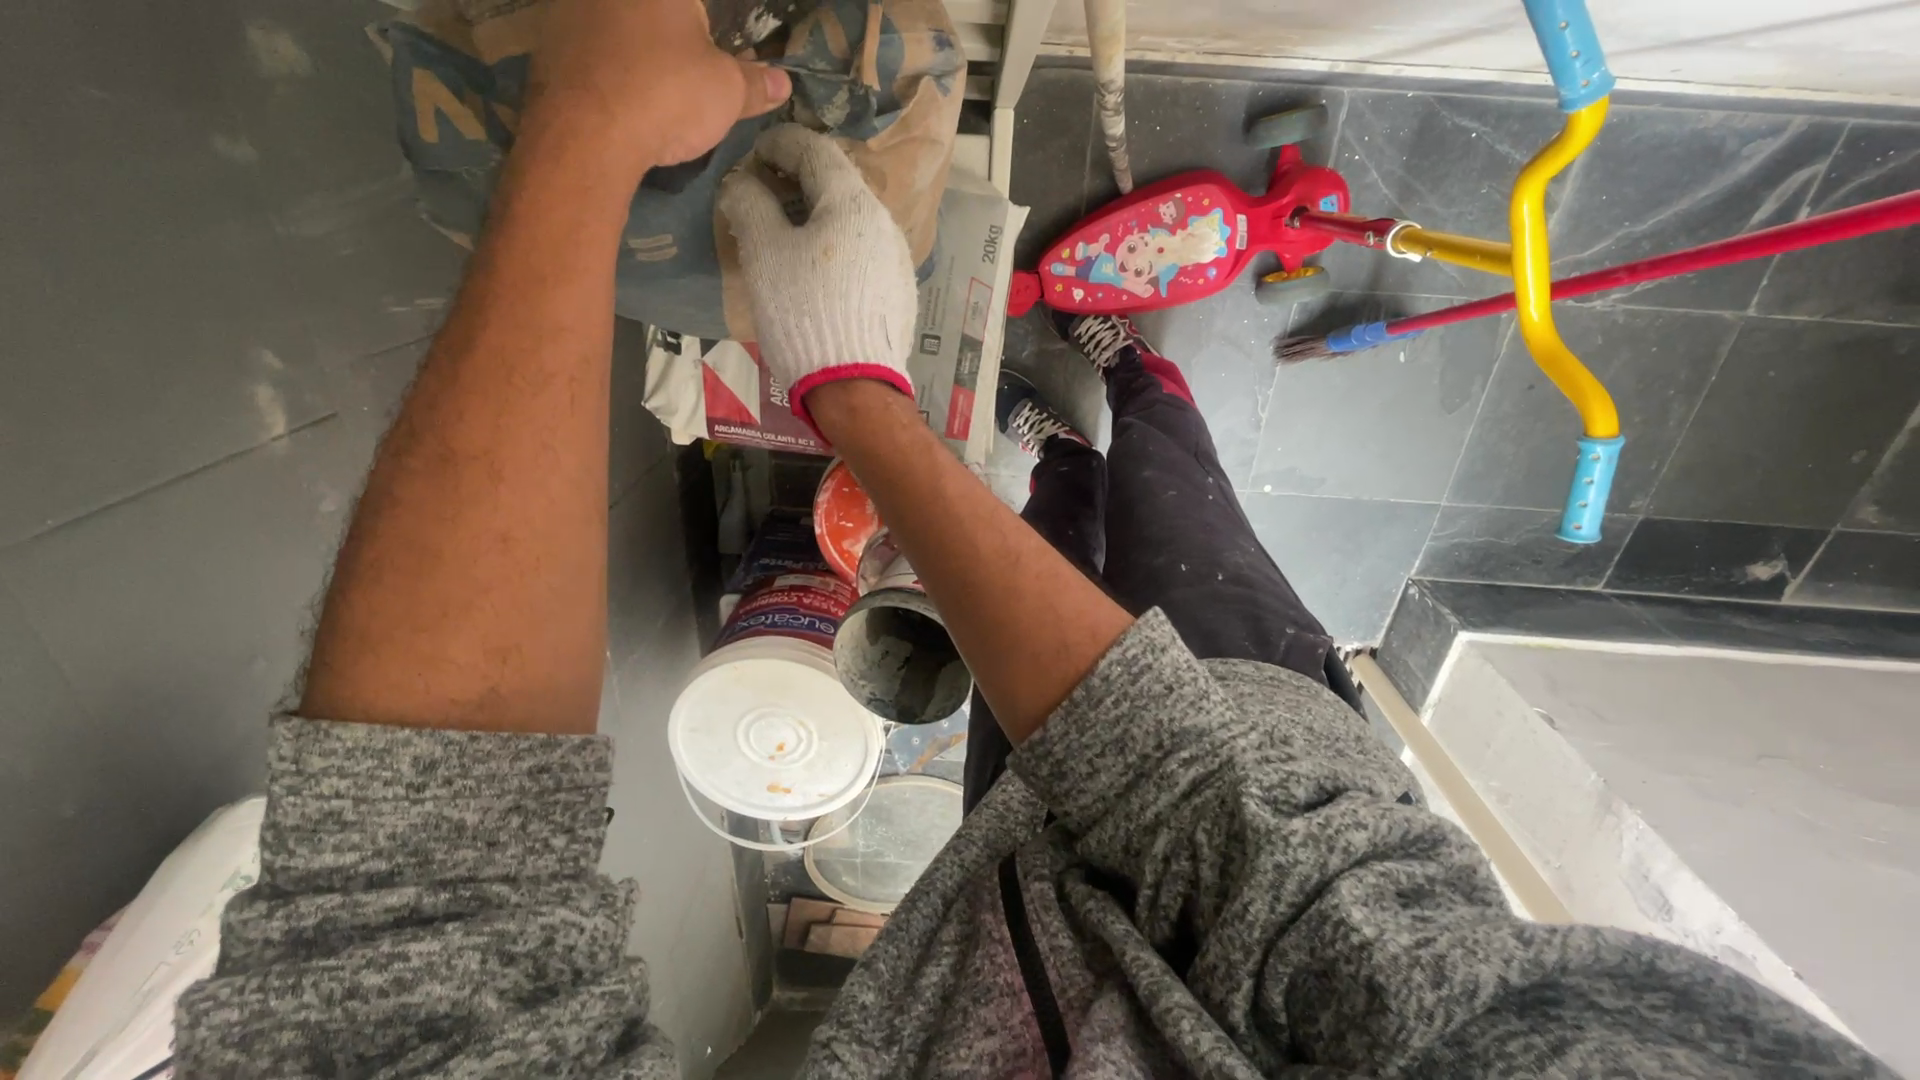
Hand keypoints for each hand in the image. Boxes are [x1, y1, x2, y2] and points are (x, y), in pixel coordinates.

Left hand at [522, 0, 791, 181]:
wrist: (588, 132)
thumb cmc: (668, 93)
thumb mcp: (727, 91)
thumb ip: (754, 83)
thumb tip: (782, 82)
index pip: (695, 9)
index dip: (708, 33)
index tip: (716, 60)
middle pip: (651, 13)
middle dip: (672, 37)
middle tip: (690, 75)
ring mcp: (569, 8)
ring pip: (616, 27)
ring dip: (636, 51)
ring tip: (656, 93)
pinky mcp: (546, 43)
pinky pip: (588, 51)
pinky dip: (607, 71)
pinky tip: (621, 102)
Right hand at [717, 125, 918, 434]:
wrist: (855, 387)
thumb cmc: (804, 310)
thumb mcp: (764, 253)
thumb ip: (750, 204)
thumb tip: (743, 182)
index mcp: (855, 204)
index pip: (816, 150)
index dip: (780, 144)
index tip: (755, 153)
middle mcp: (885, 225)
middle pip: (838, 187)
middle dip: (798, 182)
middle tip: (765, 192)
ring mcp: (897, 262)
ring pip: (852, 224)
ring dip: (818, 218)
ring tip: (786, 234)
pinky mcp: (898, 296)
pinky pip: (862, 257)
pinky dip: (835, 250)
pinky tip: (817, 273)